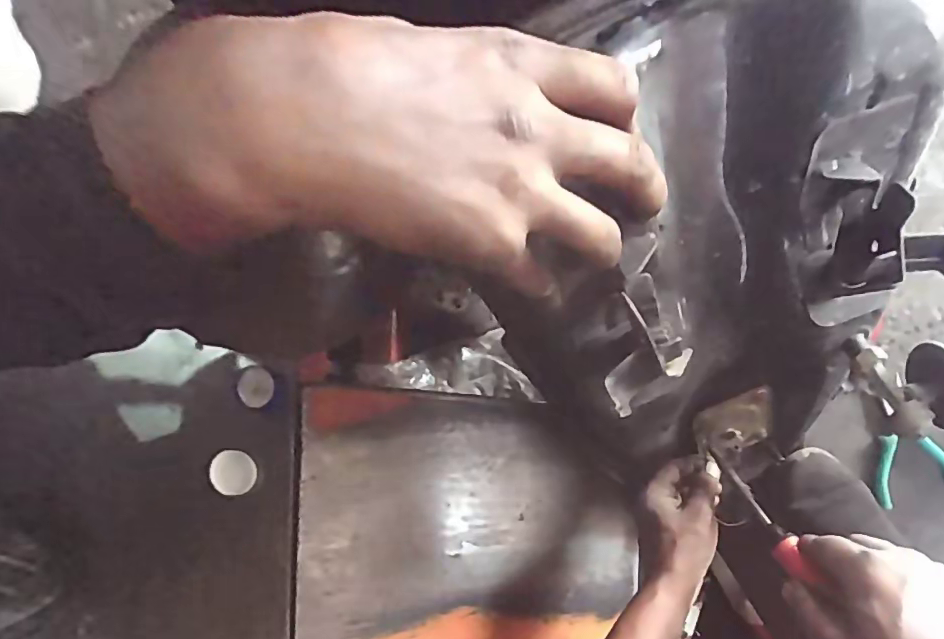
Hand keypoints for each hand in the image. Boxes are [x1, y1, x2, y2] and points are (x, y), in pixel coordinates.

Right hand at [90, 14, 666, 295]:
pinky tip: (533, 285)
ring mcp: (524, 194)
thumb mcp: (436, 47)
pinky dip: (543, 287)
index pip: (614, 88)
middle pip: (631, 165)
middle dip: (649, 191)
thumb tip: (508, 98)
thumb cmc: (344, 66)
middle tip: (647, 206)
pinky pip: (545, 280)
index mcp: (520, 68)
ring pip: (605, 239)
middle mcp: (538, 131)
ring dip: (605, 251)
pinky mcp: (499, 246)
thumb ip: (492, 78)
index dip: (628, 117)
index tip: (622, 133)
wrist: (294, 119)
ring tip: (595, 257)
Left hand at [639, 457, 720, 586]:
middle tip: (718, 485)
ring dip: (695, 497)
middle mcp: (647, 502)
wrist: (671, 585)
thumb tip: (711, 468)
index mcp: (654, 493)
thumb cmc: (686, 548)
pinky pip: (676, 513)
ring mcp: (651, 519)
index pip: (674, 466)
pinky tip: (707, 517)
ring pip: (676, 499)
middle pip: (673, 482)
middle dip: (697, 481)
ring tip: (716, 500)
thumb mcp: (700, 514)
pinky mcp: (659, 534)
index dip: (696, 463)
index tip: (715, 467)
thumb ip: (705, 488)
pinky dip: (690, 511)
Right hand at [783, 535, 943, 638]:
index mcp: (866, 567)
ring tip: (864, 607)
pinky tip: (897, 615)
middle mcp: (898, 555)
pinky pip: (908, 570)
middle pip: (855, 543)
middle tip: (827, 592)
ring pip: (884, 555)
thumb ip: (808, 610)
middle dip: (835, 560)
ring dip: (865, 569)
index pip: (823, 543)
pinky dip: (892, 580)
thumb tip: (792, 585)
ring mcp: (928, 565)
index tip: (796, 567)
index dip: (803, 552)